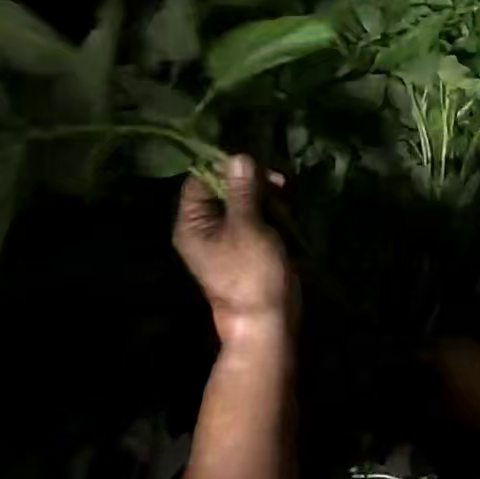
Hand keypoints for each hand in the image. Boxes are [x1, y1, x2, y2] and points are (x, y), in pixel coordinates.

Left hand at [172, 155, 295, 344]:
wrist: (267, 322)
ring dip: (265, 191)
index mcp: (192, 223)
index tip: (255, 161)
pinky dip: (270, 206)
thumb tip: (238, 156)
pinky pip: (255, 214)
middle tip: (279, 180)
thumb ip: (242, 189)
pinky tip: (287, 203)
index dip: (225, 166)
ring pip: (243, 198)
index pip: (201, 179)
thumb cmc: (251, 274)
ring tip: (287, 191)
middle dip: (252, 179)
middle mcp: (205, 226)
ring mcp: (227, 234)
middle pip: (223, 186)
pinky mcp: (248, 242)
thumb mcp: (247, 226)